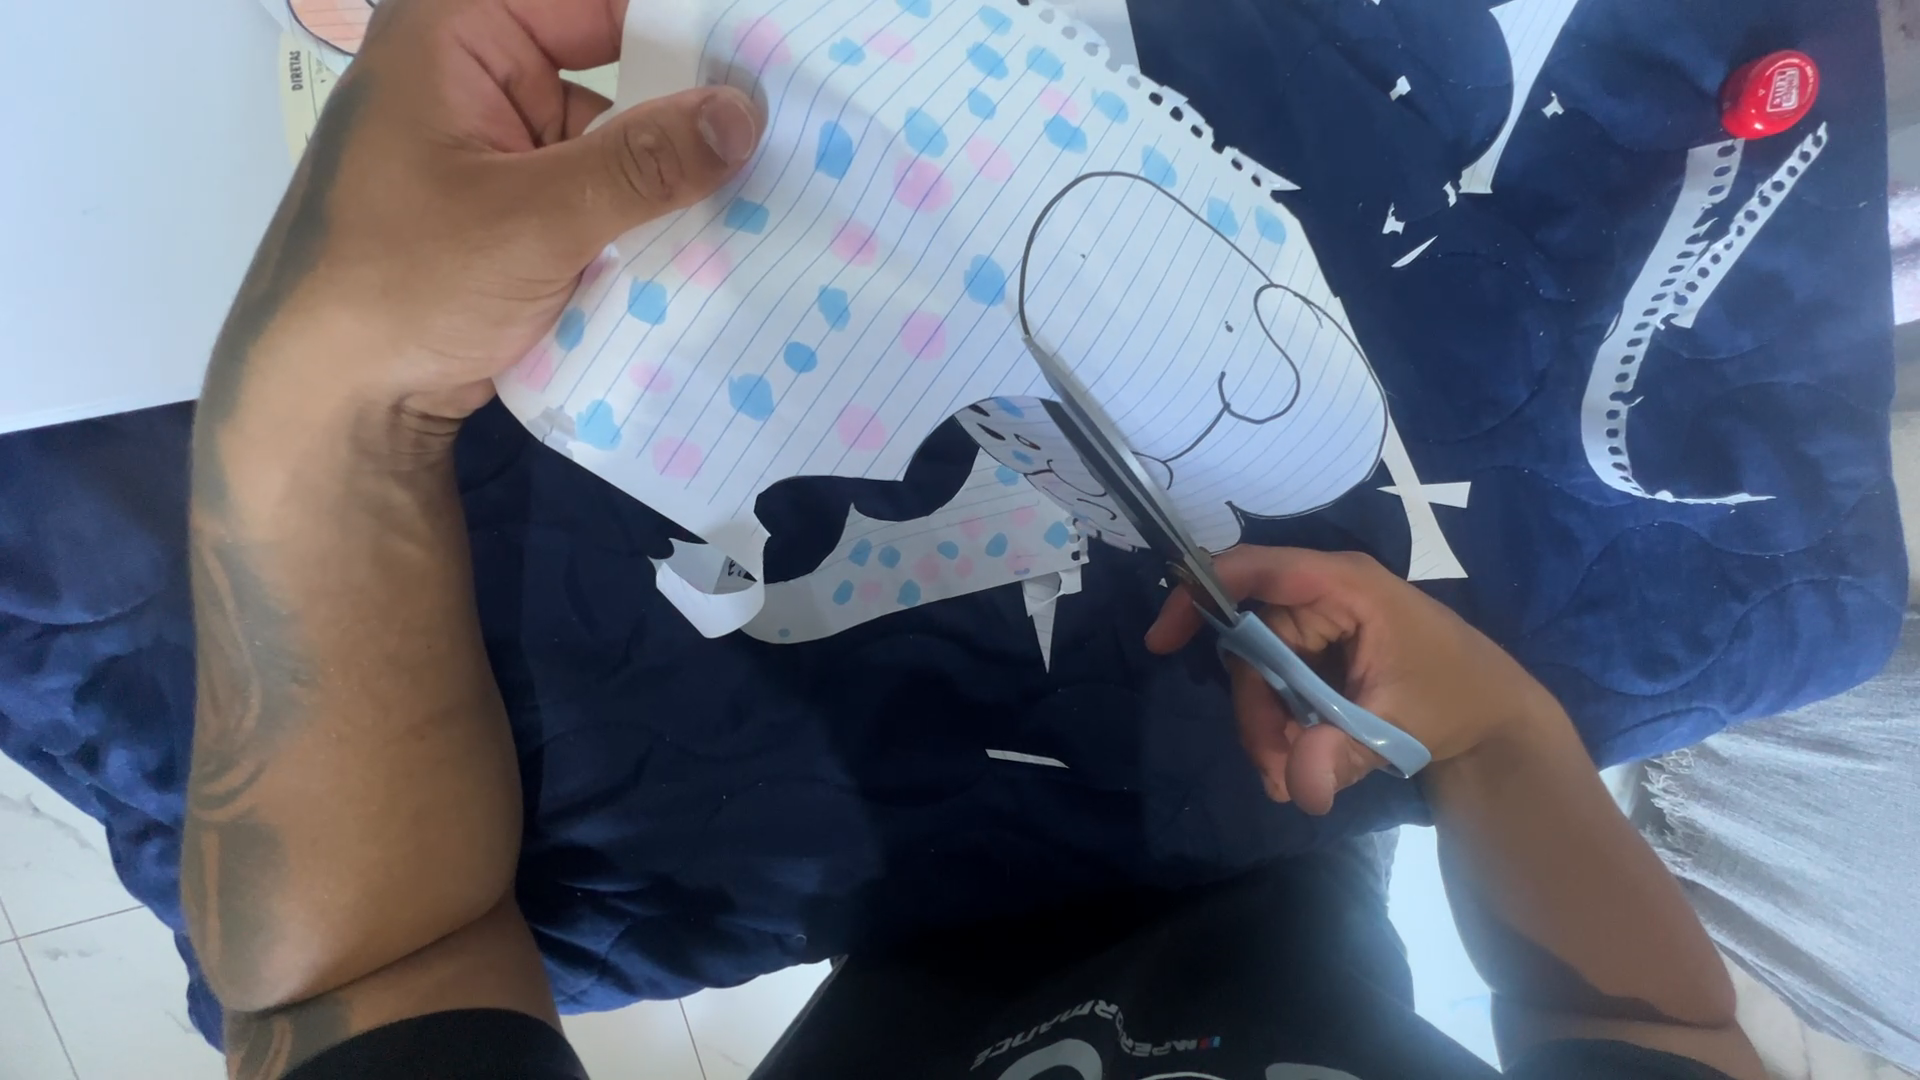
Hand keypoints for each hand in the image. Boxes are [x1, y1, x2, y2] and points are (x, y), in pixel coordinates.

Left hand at [203, 0, 765, 438]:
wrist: (354, 390)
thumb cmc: (413, 280)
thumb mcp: (536, 216)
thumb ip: (642, 166)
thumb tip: (743, 117)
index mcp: (461, 38)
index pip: (593, 3)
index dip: (678, 27)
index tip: (761, 64)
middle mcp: (490, 87)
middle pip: (616, 79)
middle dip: (689, 116)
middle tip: (780, 143)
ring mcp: (515, 164)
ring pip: (622, 154)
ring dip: (679, 186)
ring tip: (766, 204)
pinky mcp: (535, 225)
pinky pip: (611, 209)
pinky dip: (655, 230)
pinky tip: (715, 249)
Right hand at [1145, 548, 1562, 815]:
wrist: (1499, 723)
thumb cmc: (1459, 700)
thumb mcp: (1401, 725)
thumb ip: (1343, 750)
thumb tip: (1294, 789)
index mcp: (1343, 585)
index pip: (1254, 569)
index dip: (1200, 594)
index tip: (1163, 640)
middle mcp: (1321, 596)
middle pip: (1250, 639)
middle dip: (1254, 707)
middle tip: (1272, 768)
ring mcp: (1318, 625)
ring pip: (1258, 669)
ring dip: (1265, 726)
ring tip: (1290, 781)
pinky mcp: (1318, 653)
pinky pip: (1275, 683)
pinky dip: (1278, 725)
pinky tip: (1296, 767)